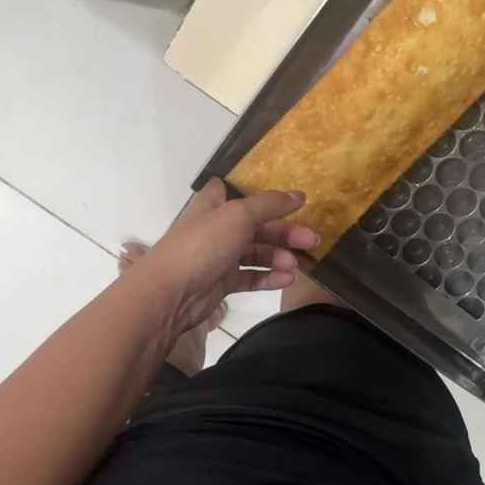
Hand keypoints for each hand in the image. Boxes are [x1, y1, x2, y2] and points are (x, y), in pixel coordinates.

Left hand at [125, 179, 319, 335]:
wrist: (172, 292)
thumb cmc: (203, 244)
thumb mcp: (239, 215)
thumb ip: (271, 204)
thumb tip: (299, 195)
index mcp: (214, 204)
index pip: (235, 191)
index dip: (259, 194)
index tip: (288, 200)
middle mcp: (217, 227)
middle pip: (256, 225)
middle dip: (284, 233)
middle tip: (312, 241)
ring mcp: (219, 256)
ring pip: (256, 253)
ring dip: (278, 257)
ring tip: (294, 266)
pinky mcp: (222, 282)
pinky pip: (251, 276)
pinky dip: (268, 277)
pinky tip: (287, 280)